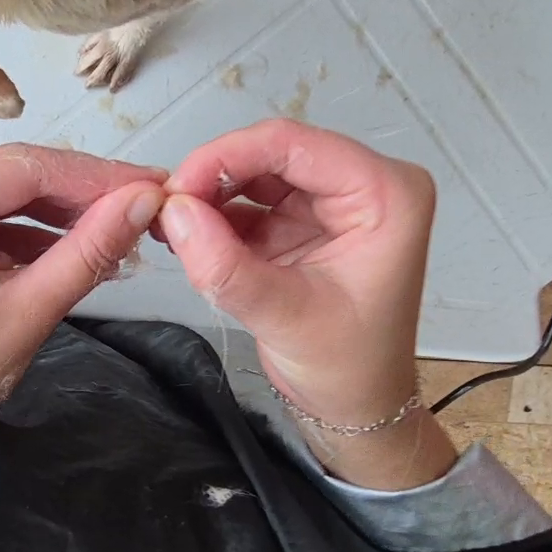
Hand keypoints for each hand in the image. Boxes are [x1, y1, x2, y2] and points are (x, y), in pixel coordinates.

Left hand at [0, 145, 165, 488]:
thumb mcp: (32, 309)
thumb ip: (90, 250)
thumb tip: (145, 200)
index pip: (24, 168)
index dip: (94, 176)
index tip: (152, 184)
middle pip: (18, 170)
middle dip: (84, 189)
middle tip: (146, 201)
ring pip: (13, 186)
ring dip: (67, 205)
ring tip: (123, 223)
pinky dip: (42, 223)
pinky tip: (84, 240)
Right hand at [159, 120, 456, 488]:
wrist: (354, 406)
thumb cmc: (344, 366)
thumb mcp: (283, 316)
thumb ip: (225, 266)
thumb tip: (172, 213)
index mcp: (386, 194)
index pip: (295, 146)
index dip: (227, 156)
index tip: (176, 189)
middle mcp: (360, 186)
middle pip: (271, 154)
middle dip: (213, 178)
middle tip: (166, 211)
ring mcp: (327, 204)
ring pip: (253, 175)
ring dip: (208, 198)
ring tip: (170, 227)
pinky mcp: (299, 224)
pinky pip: (247, 204)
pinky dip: (212, 218)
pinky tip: (185, 238)